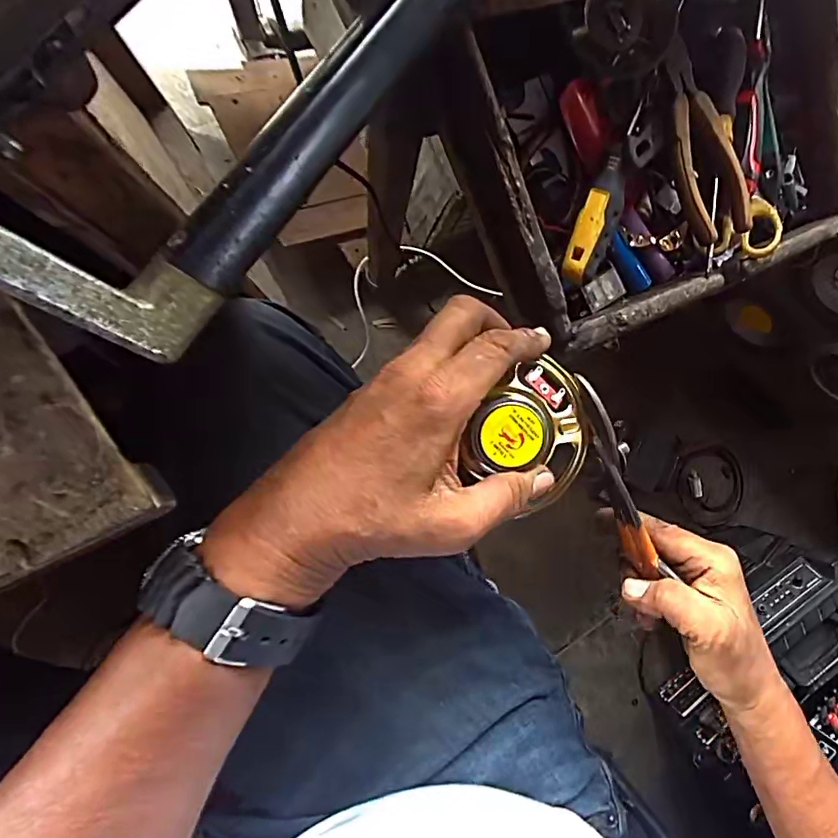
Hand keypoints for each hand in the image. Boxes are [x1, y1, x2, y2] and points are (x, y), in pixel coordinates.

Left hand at [201, 296, 553, 606]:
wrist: (295, 520)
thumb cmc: (371, 521)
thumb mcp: (453, 523)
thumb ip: (506, 498)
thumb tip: (538, 480)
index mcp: (436, 401)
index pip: (491, 347)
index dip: (526, 340)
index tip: (543, 343)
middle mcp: (410, 376)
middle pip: (459, 314)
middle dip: (497, 321)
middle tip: (518, 350)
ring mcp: (386, 377)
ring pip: (437, 331)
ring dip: (471, 341)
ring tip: (494, 380)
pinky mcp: (371, 387)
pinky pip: (420, 354)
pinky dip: (449, 359)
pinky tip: (457, 402)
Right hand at [619, 515, 785, 714]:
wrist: (746, 687)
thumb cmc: (738, 659)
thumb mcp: (704, 627)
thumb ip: (668, 599)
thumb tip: (634, 585)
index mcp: (715, 561)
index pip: (667, 532)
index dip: (635, 527)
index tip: (607, 522)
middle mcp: (706, 564)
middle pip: (655, 547)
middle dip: (637, 567)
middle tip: (634, 592)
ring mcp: (696, 579)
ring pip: (651, 568)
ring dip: (641, 589)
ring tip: (650, 612)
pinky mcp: (686, 595)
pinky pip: (654, 587)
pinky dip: (645, 601)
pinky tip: (652, 617)